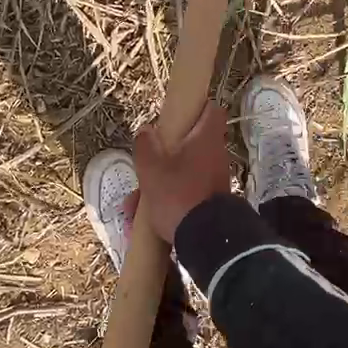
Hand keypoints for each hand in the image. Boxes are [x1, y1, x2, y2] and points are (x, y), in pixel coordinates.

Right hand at [129, 103, 232, 243]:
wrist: (206, 240)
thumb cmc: (178, 195)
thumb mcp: (152, 168)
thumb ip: (146, 146)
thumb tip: (147, 129)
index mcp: (206, 139)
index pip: (211, 110)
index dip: (195, 108)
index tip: (175, 115)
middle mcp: (215, 156)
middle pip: (187, 146)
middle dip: (159, 159)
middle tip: (141, 172)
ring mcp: (214, 180)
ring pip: (180, 173)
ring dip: (156, 186)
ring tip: (132, 208)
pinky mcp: (210, 202)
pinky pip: (184, 194)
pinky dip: (165, 203)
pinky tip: (142, 223)